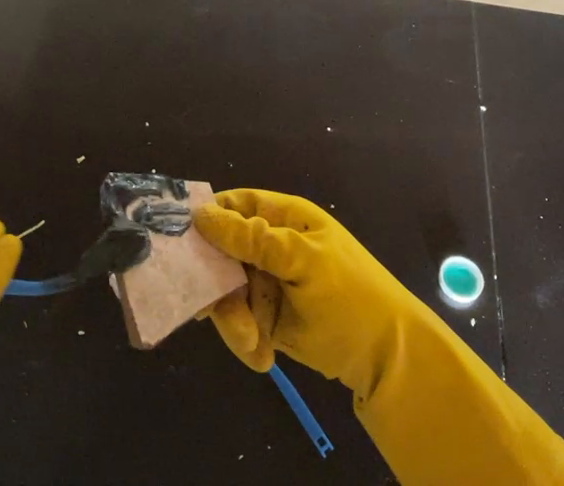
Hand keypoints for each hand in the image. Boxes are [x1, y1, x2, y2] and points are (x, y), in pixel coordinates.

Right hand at [192, 188, 421, 395]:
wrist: (387, 359)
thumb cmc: (351, 297)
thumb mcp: (303, 262)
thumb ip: (253, 239)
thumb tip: (200, 214)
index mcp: (284, 218)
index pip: (232, 205)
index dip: (205, 218)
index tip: (176, 241)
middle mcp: (270, 245)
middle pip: (219, 252)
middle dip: (215, 284)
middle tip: (206, 310)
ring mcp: (266, 283)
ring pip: (223, 292)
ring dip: (233, 321)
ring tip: (253, 343)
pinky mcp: (265, 318)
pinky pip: (237, 322)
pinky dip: (246, 340)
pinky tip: (264, 356)